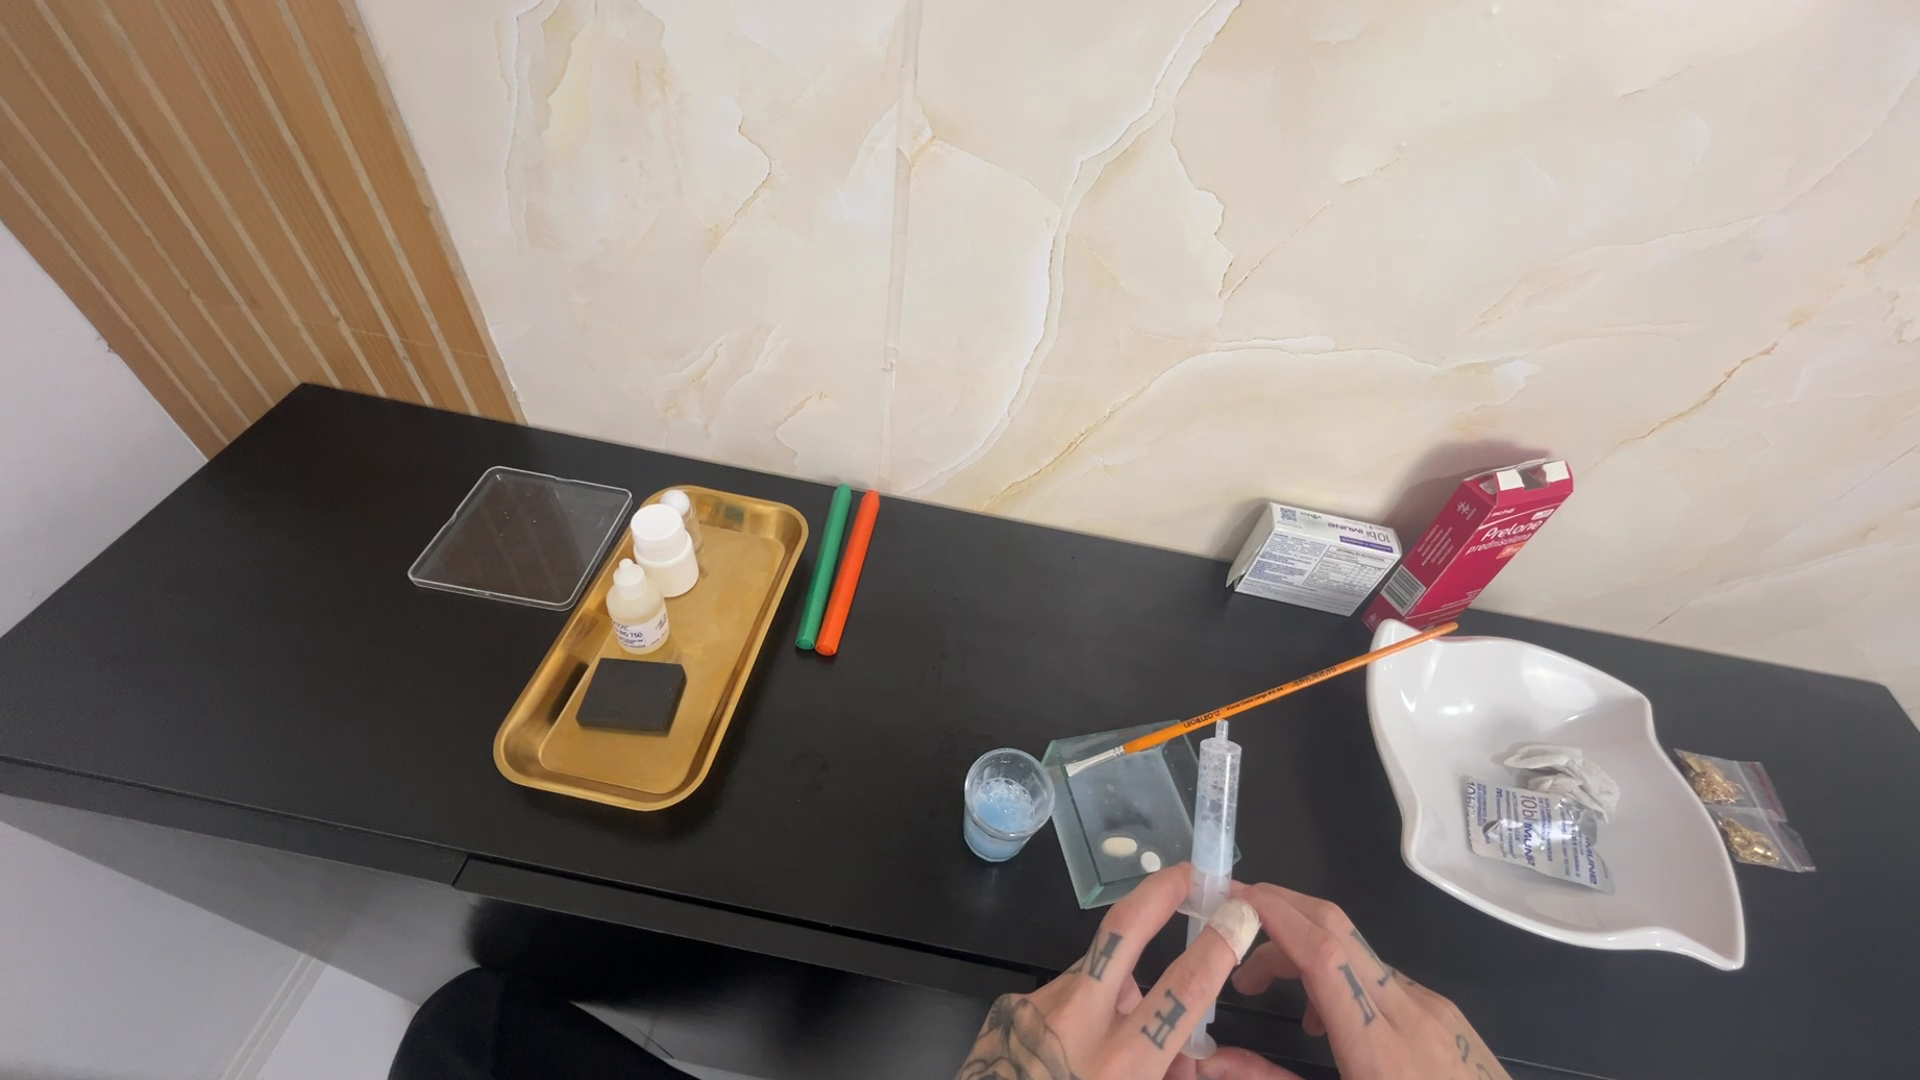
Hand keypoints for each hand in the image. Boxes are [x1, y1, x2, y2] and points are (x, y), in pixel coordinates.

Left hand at [956, 863, 1261, 1079]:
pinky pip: (1065, 993)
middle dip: (1160, 891)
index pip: (1183, 988)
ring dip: (1117, 979)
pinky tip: (1074, 1041)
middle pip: (1123, 929)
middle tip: (1190, 871)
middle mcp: (1080, 1021)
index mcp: (1122, 1063)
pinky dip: (1082, 1008)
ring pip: (1095, 967)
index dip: (1216, 947)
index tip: (1238, 913)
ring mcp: (1043, 1003)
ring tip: (1118, 1026)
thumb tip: (1188, 1049)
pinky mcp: (1017, 1002)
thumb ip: (1168, 1073)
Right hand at [1198, 882, 1510, 1079]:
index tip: (1227, 899)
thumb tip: (1210, 1060)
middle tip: (1230, 923)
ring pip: (1353, 948)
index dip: (1273, 914)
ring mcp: (1434, 1009)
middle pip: (1335, 927)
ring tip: (1265, 985)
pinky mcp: (1448, 1014)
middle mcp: (1410, 1013)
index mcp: (1381, 1050)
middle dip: (1275, 907)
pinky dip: (1335, 973)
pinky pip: (1378, 974)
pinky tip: (1326, 1019)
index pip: (1323, 953)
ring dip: (1300, 946)